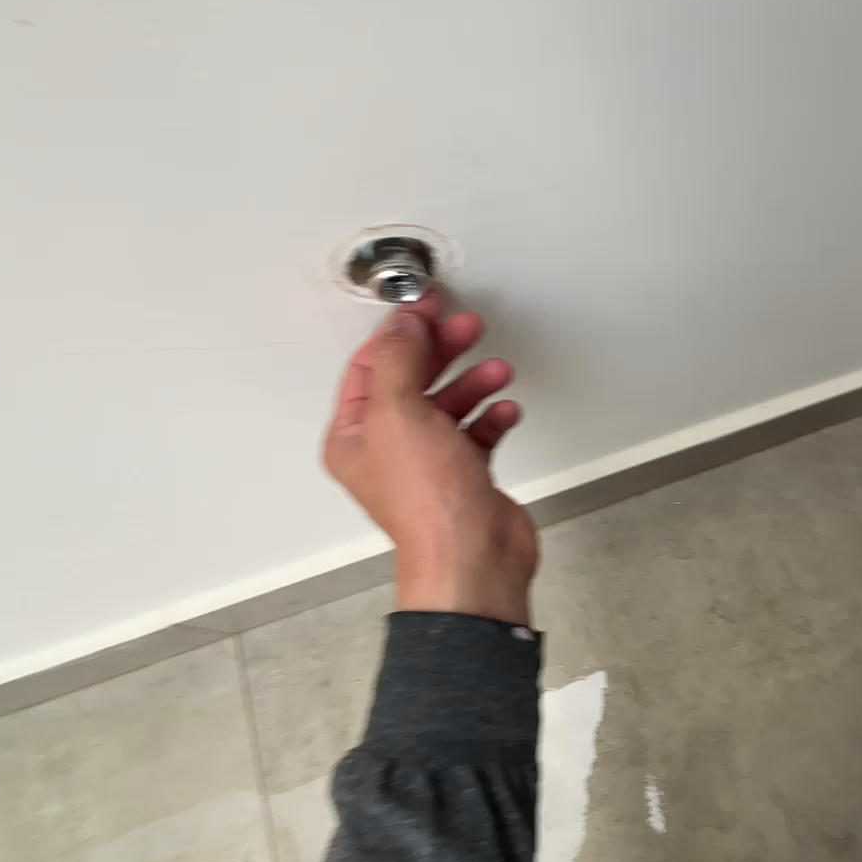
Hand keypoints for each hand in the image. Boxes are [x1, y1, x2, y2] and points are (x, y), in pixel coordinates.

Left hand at [323, 294, 537, 624]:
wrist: (475, 557)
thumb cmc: (430, 504)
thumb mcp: (399, 414)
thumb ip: (398, 359)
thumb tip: (402, 321)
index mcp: (356, 435)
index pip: (371, 366)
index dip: (400, 331)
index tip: (427, 304)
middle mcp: (389, 447)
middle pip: (413, 380)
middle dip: (442, 349)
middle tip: (466, 325)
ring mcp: (430, 461)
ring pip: (449, 403)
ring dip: (474, 382)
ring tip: (496, 369)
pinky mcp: (466, 474)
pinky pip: (478, 431)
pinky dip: (493, 416)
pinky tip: (505, 410)